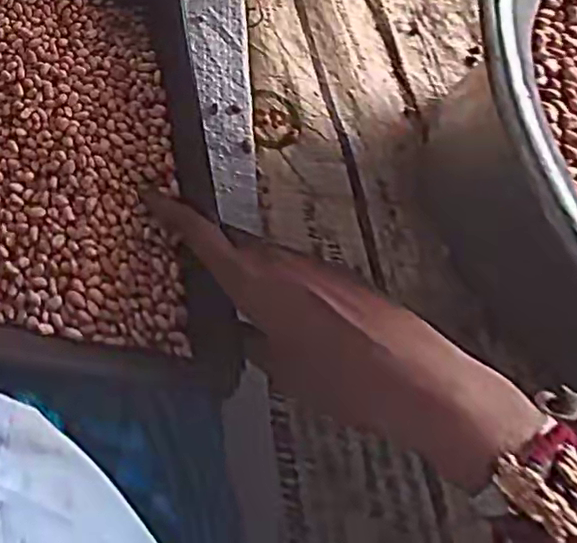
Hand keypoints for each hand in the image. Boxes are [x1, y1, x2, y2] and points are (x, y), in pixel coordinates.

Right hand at [143, 191, 546, 488]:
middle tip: (186, 251)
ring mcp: (307, 263)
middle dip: (205, 240)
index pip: (200, 232)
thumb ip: (251, 341)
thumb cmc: (346, 380)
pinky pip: (288, 266)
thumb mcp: (281, 369)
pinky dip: (274, 277)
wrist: (424, 382)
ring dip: (241, 261)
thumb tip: (241, 332)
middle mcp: (276, 260)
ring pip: (259, 252)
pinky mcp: (333, 274)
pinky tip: (283, 310)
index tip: (153, 195)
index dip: (172, 211)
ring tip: (234, 291)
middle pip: (228, 237)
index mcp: (251, 280)